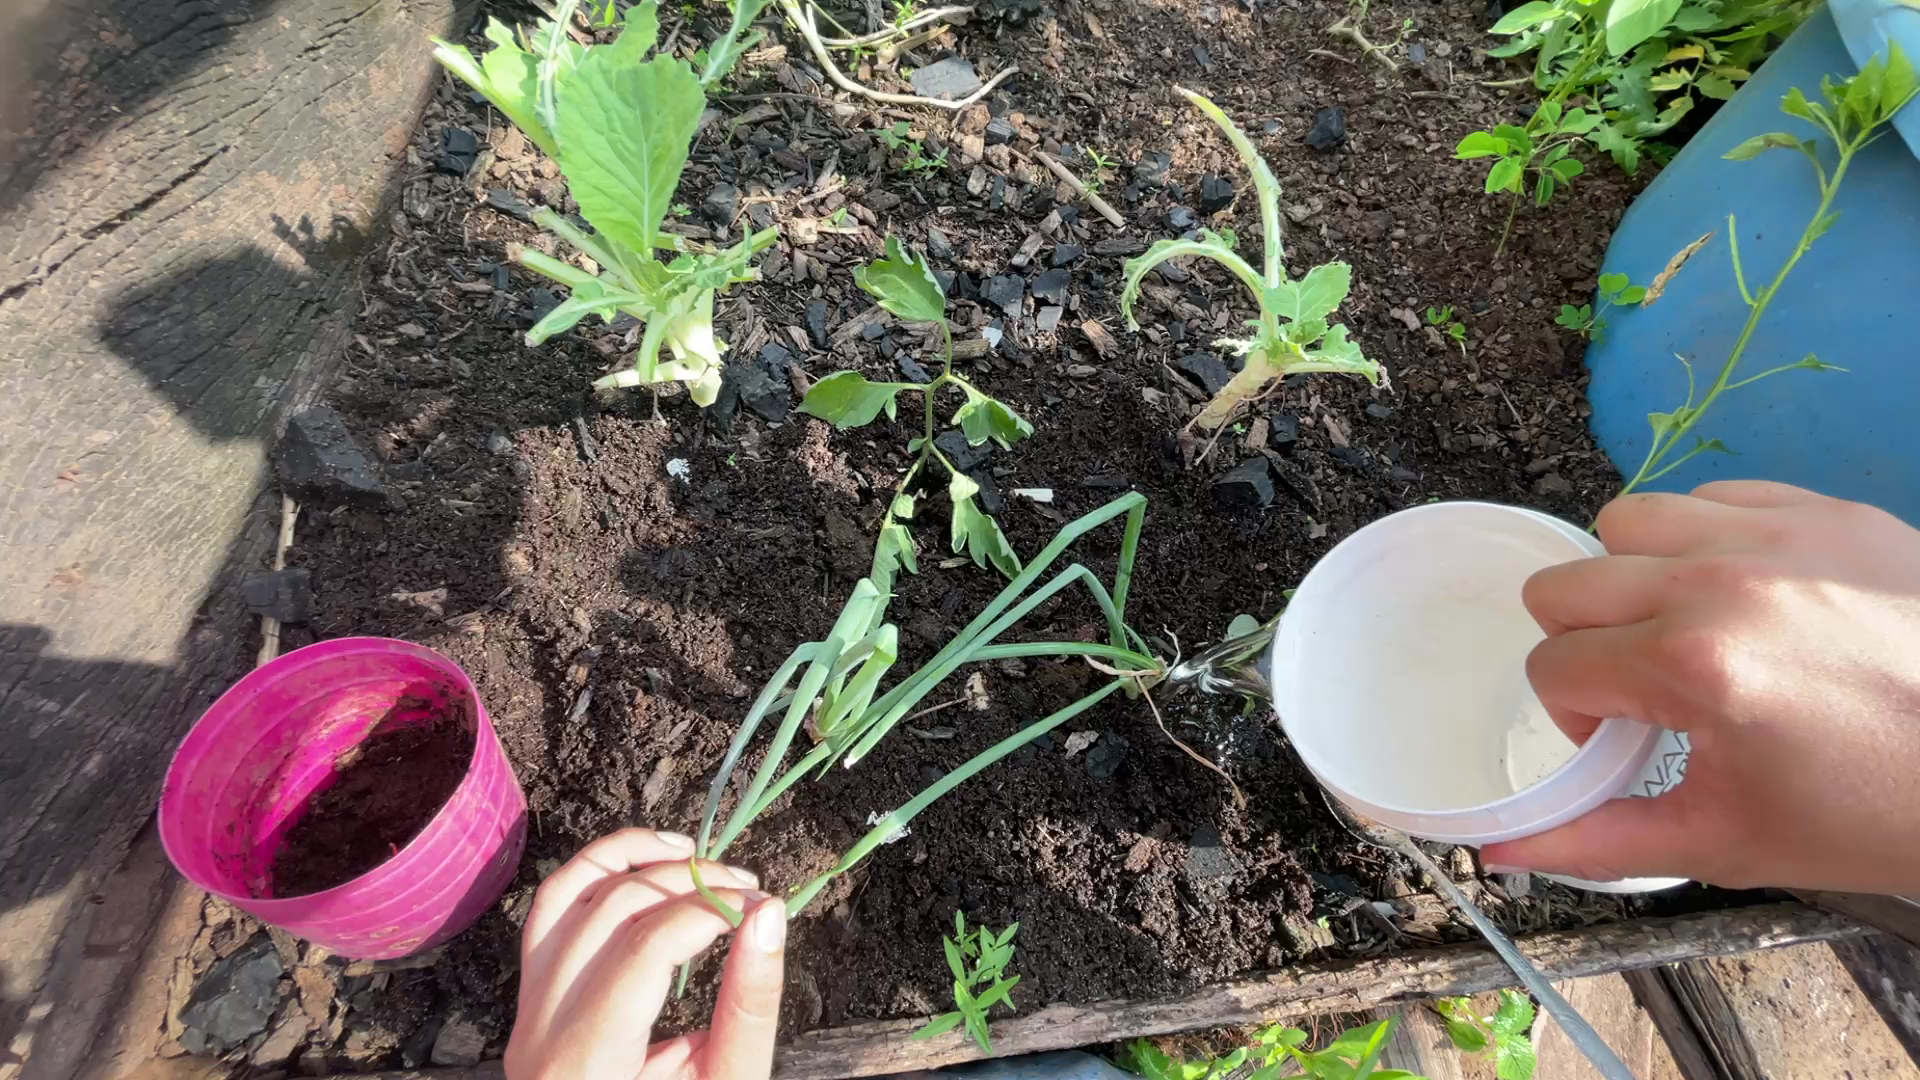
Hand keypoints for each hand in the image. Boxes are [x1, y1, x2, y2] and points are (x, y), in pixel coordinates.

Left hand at [505, 829, 786, 1079]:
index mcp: (583, 1068)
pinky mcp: (532, 995)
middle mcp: (538, 1033)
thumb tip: (768, 912)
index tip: (763, 907)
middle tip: (749, 891)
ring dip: (641, 860)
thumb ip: (750, 1005)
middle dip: (690, 883)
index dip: (711, 909)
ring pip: (572, 892)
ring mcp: (525, 1011)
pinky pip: (554, 906)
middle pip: (614, 909)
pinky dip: (603, 865)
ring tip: (700, 858)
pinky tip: (654, 857)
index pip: (647, 946)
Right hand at [1482, 481, 1919, 894]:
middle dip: (1584, 644)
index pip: (1551, 668)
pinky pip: (1703, 499)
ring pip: (1617, 525)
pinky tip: (1744, 590)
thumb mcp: (1733, 841)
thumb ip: (1595, 841)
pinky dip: (1698, 540)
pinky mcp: (1825, 510)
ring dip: (1629, 577)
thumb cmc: (1893, 811)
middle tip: (1648, 684)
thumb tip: (1493, 852)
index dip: (1579, 715)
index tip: (1637, 740)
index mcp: (1692, 665)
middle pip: (1557, 589)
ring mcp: (1774, 536)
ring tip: (1686, 622)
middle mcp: (1714, 584)